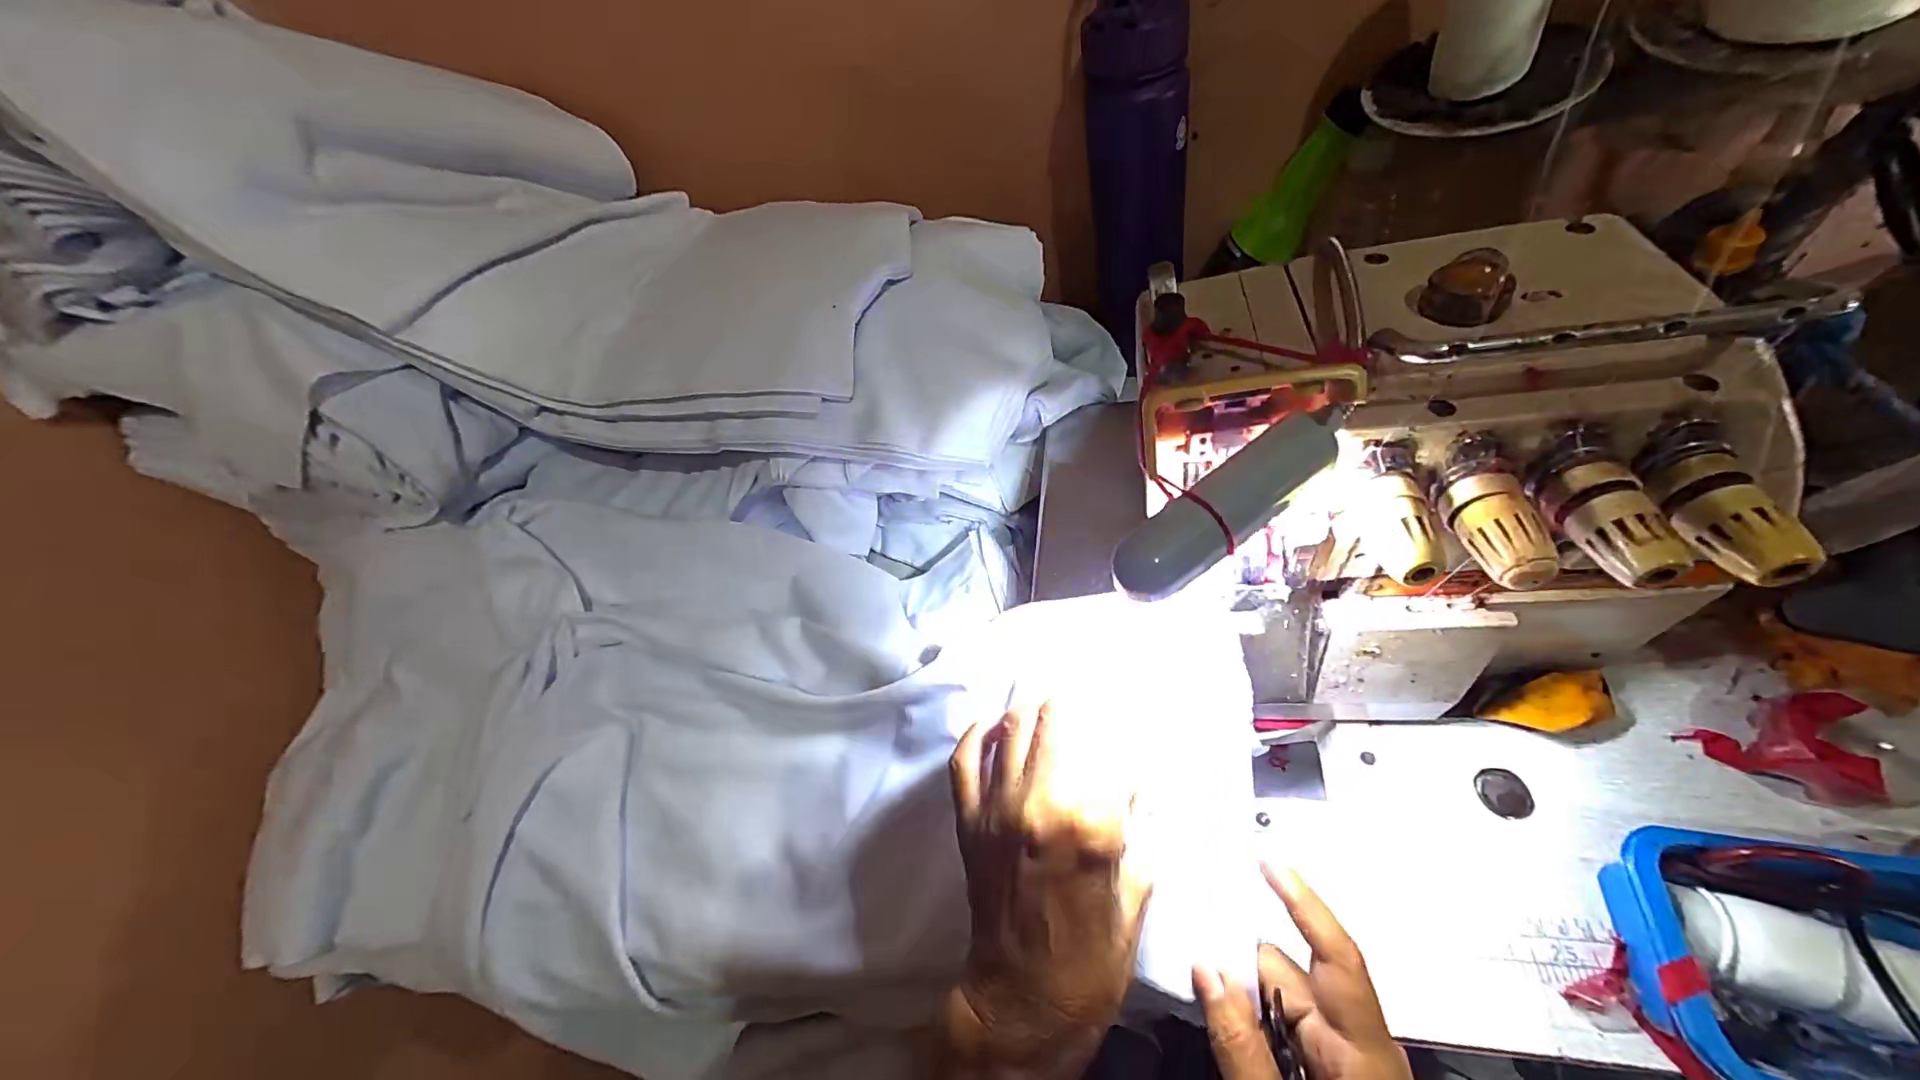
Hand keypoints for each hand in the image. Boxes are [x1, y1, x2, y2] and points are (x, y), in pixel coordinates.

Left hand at [936, 702, 1151, 1077]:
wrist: (1023, 1000)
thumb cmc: (1091, 959)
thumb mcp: (1134, 896)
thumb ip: (1135, 834)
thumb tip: (1134, 787)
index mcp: (1089, 827)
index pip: (1106, 756)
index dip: (1117, 732)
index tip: (1122, 713)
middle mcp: (1038, 807)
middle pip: (1049, 730)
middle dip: (1064, 704)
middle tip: (1073, 686)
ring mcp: (996, 811)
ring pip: (1007, 737)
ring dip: (1024, 709)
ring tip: (1037, 693)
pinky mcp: (968, 823)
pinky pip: (963, 764)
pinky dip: (973, 736)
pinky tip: (989, 722)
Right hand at [1192, 865, 1411, 1079]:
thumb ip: (1243, 1046)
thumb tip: (1206, 968)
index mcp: (1363, 1053)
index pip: (1333, 955)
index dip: (1300, 901)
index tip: (1266, 859)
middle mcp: (1361, 1048)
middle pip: (1295, 976)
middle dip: (1242, 955)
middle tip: (1189, 936)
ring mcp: (1351, 1065)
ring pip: (1287, 1004)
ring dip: (1244, 989)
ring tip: (1199, 978)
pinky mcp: (1336, 1077)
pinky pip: (1290, 1031)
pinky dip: (1256, 1018)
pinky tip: (1226, 1019)